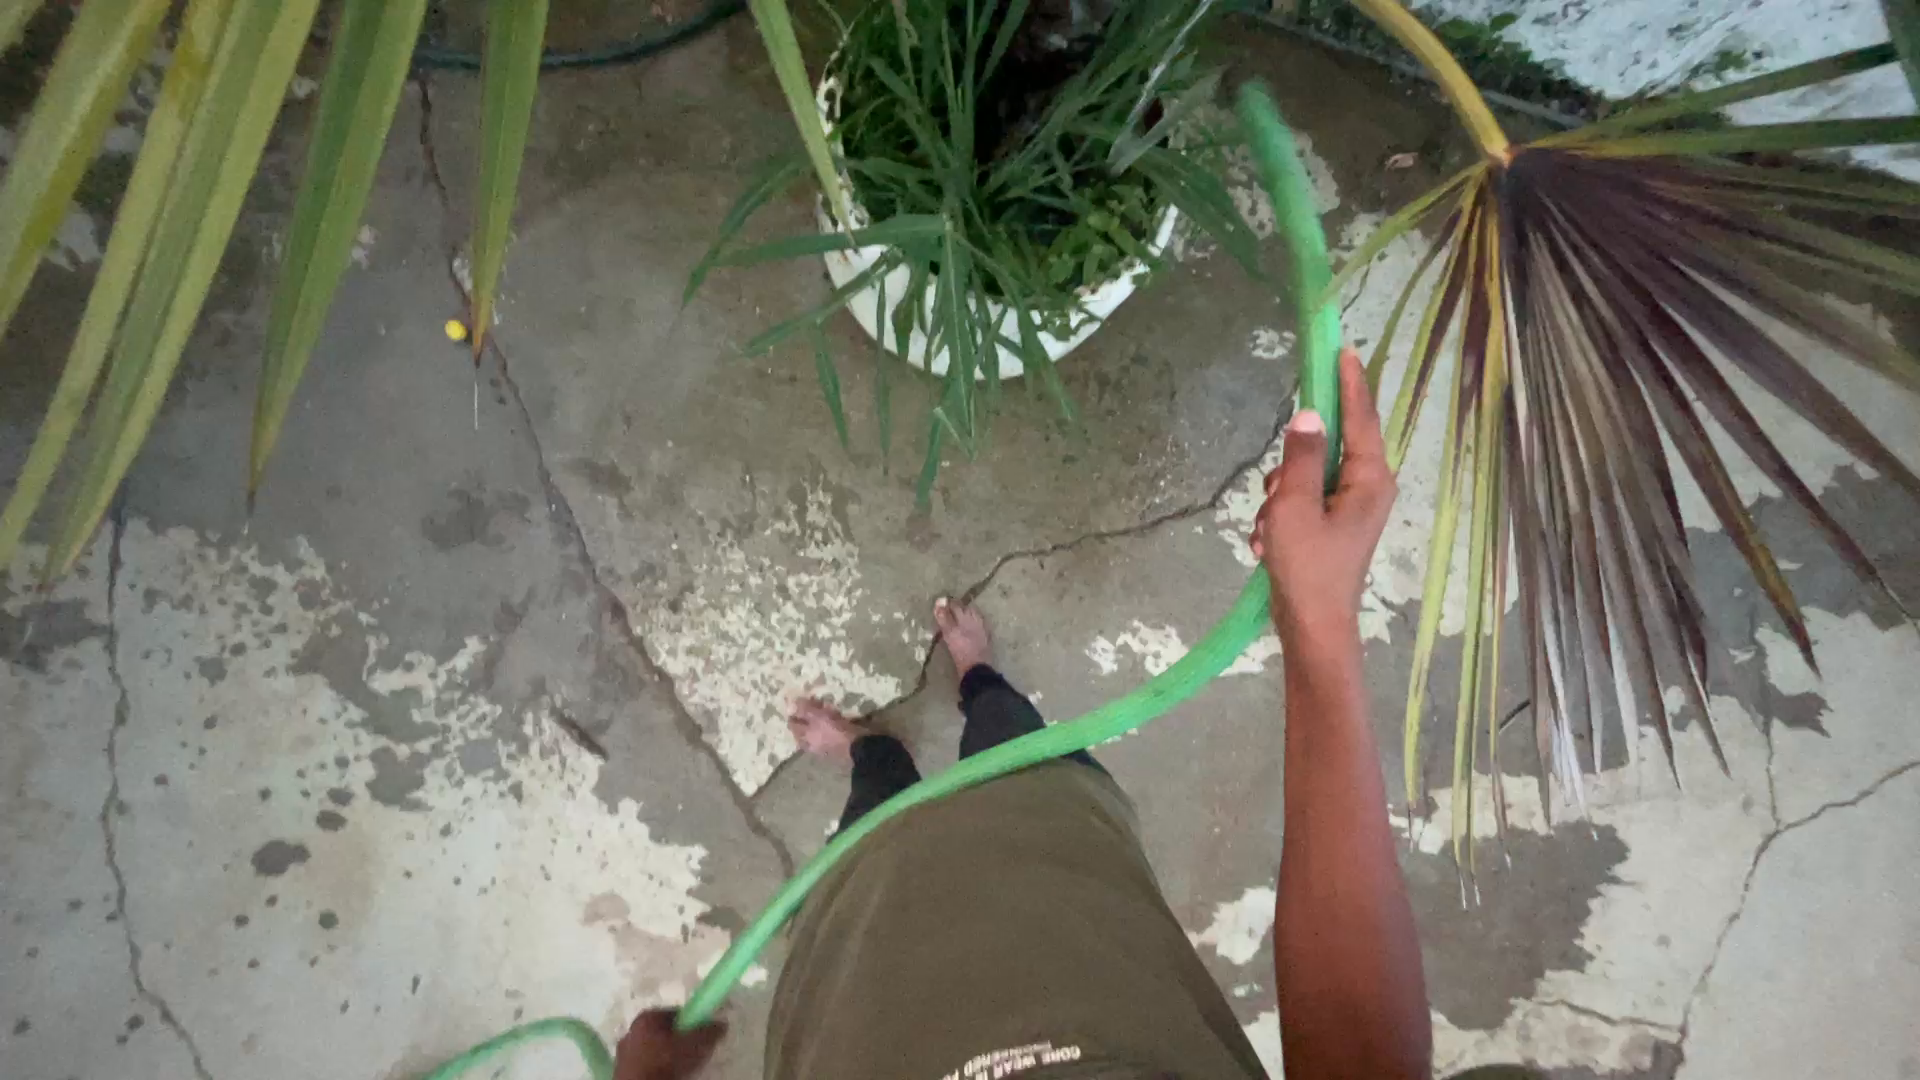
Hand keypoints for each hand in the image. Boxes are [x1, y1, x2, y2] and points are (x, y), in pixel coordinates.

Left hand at [614, 1010, 725, 1079]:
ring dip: (664, 1057)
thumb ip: (710, 1031)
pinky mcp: (620, 1074)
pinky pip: (643, 1067)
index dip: (689, 1023)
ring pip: (651, 1051)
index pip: (674, 1013)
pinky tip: (667, 1076)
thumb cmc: (666, 1062)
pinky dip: (654, 1070)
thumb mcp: (696, 1044)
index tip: (698, 1035)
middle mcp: (630, 1031)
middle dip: (676, 1040)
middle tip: (690, 1053)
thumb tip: (722, 1024)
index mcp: (646, 1017)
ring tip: (679, 1069)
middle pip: (661, 1032)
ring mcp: (622, 1055)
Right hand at [1250, 347, 1396, 642]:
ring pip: (1304, 477)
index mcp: (1368, 479)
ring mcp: (1348, 509)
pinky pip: (1299, 502)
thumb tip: (1308, 416)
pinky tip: (1267, 543)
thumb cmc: (1307, 567)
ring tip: (1268, 529)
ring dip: (1277, 498)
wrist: (1311, 625)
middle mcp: (1365, 488)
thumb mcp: (1293, 507)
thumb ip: (1299, 459)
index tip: (1344, 349)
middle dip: (1289, 467)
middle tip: (1273, 494)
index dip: (1349, 384)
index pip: (1359, 418)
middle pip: (1325, 448)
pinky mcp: (1330, 527)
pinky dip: (1278, 518)